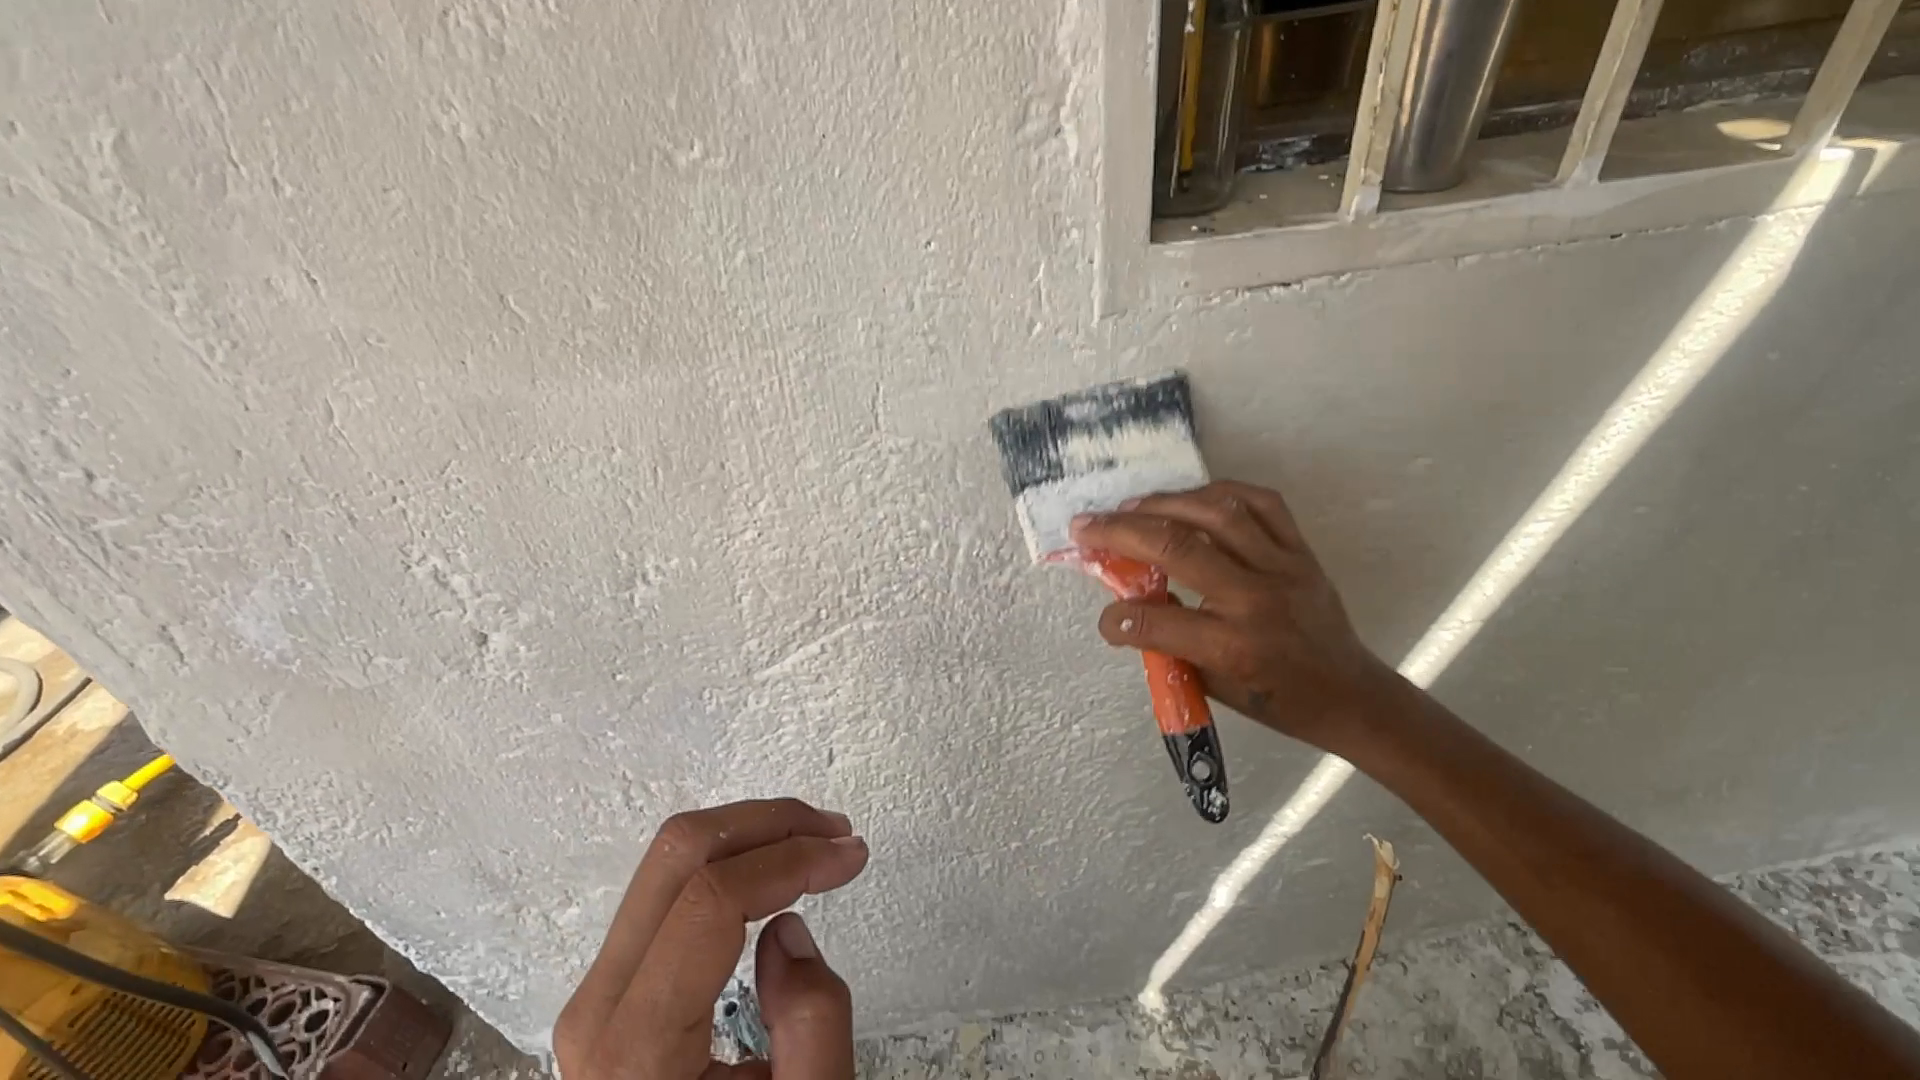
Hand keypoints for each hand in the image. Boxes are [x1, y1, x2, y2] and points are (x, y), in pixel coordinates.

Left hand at [553, 799, 868, 1079]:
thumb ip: (812, 1025)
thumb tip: (788, 929)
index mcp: (635, 1047)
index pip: (711, 900)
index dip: (792, 857)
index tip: (854, 853)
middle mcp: (598, 1003)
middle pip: (677, 855)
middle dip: (769, 823)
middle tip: (836, 832)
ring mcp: (595, 991)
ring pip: (668, 862)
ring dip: (751, 836)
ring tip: (816, 846)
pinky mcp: (609, 986)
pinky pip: (668, 893)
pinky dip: (729, 863)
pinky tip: (773, 873)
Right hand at [1069, 480, 1395, 752]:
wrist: (1349, 693)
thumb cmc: (1277, 698)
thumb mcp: (1214, 685)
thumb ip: (1170, 644)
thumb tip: (1128, 607)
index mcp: (1233, 646)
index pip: (1157, 623)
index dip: (1118, 620)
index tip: (1105, 620)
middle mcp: (1256, 599)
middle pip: (1177, 548)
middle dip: (1121, 532)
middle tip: (1085, 525)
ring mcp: (1282, 567)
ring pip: (1215, 513)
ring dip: (1163, 503)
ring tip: (1130, 507)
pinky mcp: (1301, 550)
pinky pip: (1260, 503)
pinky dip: (1218, 493)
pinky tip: (1189, 498)